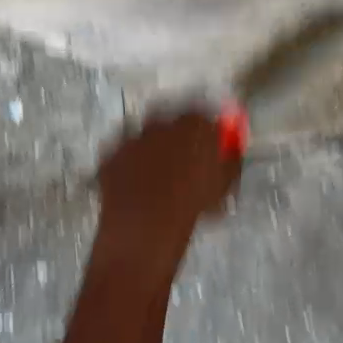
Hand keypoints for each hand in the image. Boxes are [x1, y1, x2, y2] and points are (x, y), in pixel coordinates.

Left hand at [95, 111, 242, 243]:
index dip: (206, 130)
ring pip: (144, 137)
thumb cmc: (193, 205)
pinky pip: (121, 156)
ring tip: (156, 179)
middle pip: (170, 120)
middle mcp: (160, 120)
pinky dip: (127, 167)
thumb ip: (231, 159)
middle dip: (176, 135)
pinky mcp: (109, 155)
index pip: (203, 114)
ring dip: (150, 149)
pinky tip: (134, 189)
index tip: (208, 145)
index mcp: (192, 122)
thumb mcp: (225, 183)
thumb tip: (233, 150)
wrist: (146, 228)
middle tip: (181, 161)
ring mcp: (130, 136)